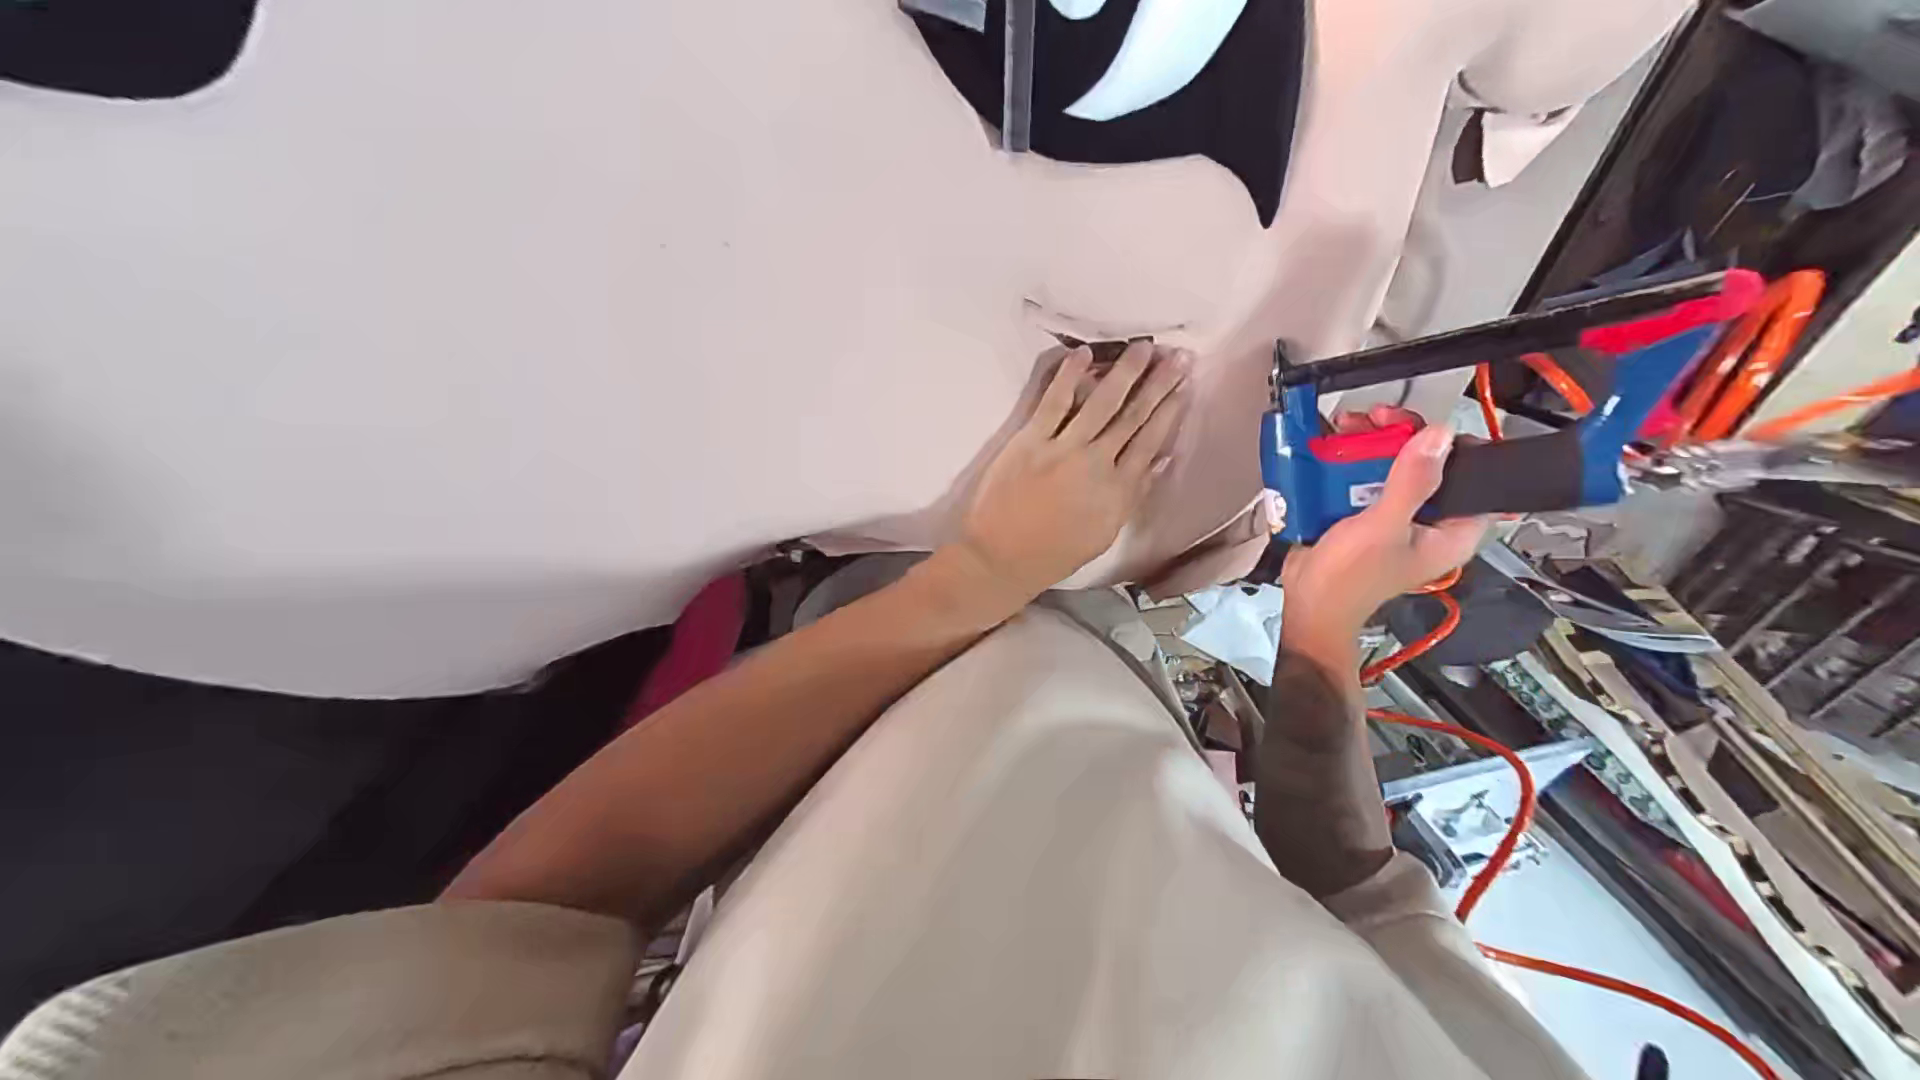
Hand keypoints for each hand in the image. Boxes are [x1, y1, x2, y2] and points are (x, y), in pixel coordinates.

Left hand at [952, 340, 1189, 601]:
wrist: (1003, 558)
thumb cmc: (1055, 552)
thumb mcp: (1104, 532)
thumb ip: (1132, 494)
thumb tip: (1160, 460)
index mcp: (1118, 490)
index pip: (1151, 440)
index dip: (1170, 410)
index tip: (1184, 385)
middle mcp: (1097, 464)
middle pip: (1133, 416)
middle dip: (1158, 384)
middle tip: (1177, 355)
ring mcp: (1063, 449)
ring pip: (1101, 403)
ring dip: (1124, 372)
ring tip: (1144, 347)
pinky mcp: (1030, 441)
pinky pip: (1054, 402)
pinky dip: (1069, 377)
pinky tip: (1083, 354)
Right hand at [1280, 413, 1487, 669]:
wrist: (1306, 603)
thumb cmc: (1350, 576)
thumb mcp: (1383, 527)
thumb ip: (1412, 482)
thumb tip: (1440, 434)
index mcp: (1453, 531)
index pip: (1474, 477)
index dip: (1456, 447)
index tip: (1424, 428)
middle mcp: (1430, 522)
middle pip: (1429, 466)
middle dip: (1402, 439)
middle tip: (1375, 419)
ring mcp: (1395, 518)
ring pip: (1394, 469)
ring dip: (1371, 446)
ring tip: (1346, 427)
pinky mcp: (1363, 516)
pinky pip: (1365, 480)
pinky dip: (1351, 463)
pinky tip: (1334, 446)